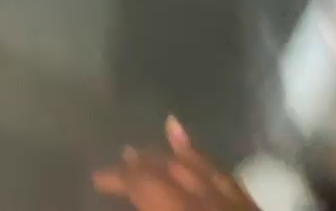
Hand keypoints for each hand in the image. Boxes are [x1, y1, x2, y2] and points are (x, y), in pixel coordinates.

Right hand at [94, 118, 255, 210]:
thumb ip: (151, 206)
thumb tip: (136, 200)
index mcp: (179, 210)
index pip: (146, 185)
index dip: (120, 178)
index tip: (98, 177)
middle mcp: (207, 202)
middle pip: (172, 173)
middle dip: (147, 164)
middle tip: (123, 158)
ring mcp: (237, 205)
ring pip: (205, 171)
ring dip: (181, 156)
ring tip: (166, 133)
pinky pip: (231, 181)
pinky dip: (216, 167)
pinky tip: (206, 159)